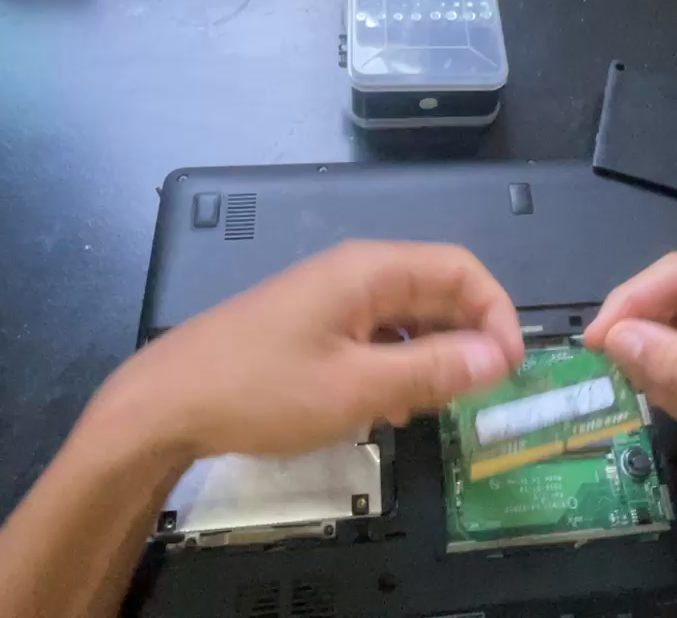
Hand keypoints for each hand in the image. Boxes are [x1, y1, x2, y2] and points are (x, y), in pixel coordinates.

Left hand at [78, 241, 524, 460]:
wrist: (168, 401)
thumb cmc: (263, 389)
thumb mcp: (356, 388)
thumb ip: (432, 370)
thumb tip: (498, 356)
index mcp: (372, 269)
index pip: (460, 269)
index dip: (495, 312)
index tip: (509, 367)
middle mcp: (358, 272)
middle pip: (436, 290)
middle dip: (464, 338)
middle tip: (472, 395)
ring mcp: (334, 296)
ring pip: (407, 316)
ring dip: (430, 357)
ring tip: (426, 407)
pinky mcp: (316, 322)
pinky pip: (376, 333)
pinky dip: (396, 364)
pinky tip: (386, 407)